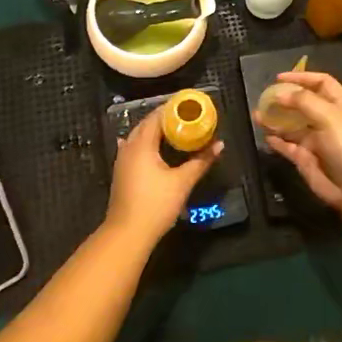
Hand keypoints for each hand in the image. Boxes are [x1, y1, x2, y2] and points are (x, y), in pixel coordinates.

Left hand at [104, 107, 223, 243]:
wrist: (128, 233)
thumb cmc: (156, 204)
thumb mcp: (183, 182)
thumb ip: (201, 161)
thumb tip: (220, 145)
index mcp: (142, 145)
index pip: (156, 117)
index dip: (173, 110)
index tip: (190, 107)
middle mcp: (129, 148)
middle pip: (146, 125)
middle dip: (165, 119)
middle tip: (187, 118)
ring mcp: (122, 161)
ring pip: (138, 137)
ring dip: (155, 131)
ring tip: (175, 131)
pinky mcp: (122, 173)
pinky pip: (134, 149)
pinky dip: (146, 144)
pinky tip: (151, 147)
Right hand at [254, 72, 341, 208]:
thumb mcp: (329, 116)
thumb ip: (304, 101)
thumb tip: (280, 94)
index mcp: (341, 105)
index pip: (322, 83)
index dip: (302, 77)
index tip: (279, 78)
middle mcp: (329, 121)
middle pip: (304, 104)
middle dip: (285, 99)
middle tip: (264, 98)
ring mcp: (317, 141)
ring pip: (293, 126)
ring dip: (276, 119)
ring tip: (257, 115)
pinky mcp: (307, 160)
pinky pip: (289, 147)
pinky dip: (277, 141)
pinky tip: (265, 136)